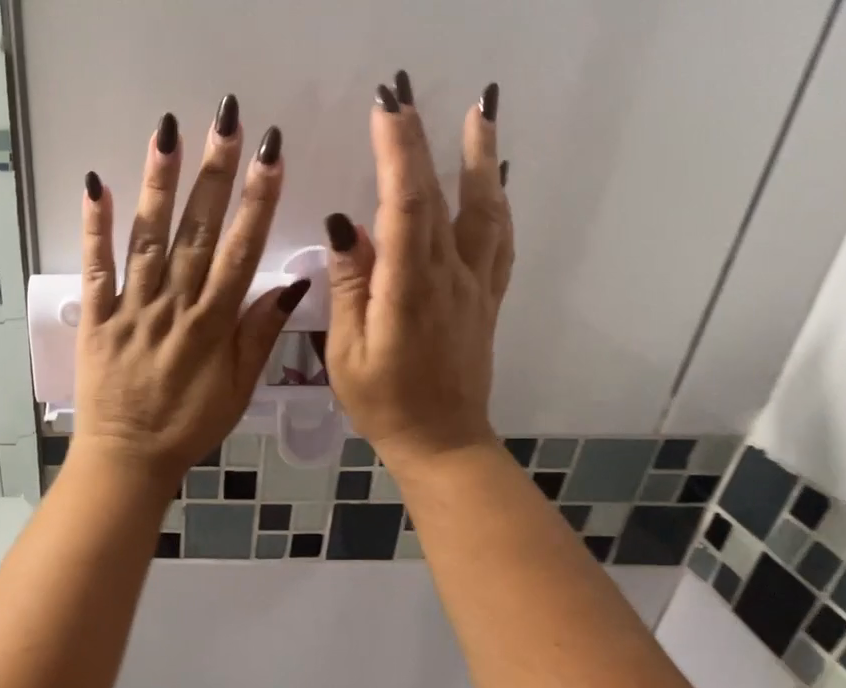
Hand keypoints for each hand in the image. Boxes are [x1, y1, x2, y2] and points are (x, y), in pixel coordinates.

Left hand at [73, 98, 309, 485]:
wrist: (128, 459)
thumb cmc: (188, 428)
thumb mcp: (238, 391)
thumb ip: (260, 335)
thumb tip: (292, 282)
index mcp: (212, 325)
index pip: (241, 252)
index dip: (258, 200)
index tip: (271, 152)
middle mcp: (174, 308)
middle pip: (198, 233)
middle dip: (215, 174)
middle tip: (228, 119)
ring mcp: (132, 311)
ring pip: (148, 240)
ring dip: (158, 185)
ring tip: (167, 133)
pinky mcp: (96, 319)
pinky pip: (95, 269)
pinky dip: (95, 228)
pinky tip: (96, 184)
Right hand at [323, 75, 513, 469]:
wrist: (443, 441)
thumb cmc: (384, 405)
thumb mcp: (348, 355)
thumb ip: (349, 289)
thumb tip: (346, 228)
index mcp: (407, 290)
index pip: (404, 205)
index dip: (396, 150)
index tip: (385, 105)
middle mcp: (449, 276)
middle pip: (439, 194)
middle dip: (421, 137)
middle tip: (405, 88)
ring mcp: (475, 284)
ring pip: (483, 208)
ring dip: (481, 155)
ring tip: (480, 109)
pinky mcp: (487, 297)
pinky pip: (499, 238)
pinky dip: (499, 200)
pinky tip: (498, 179)